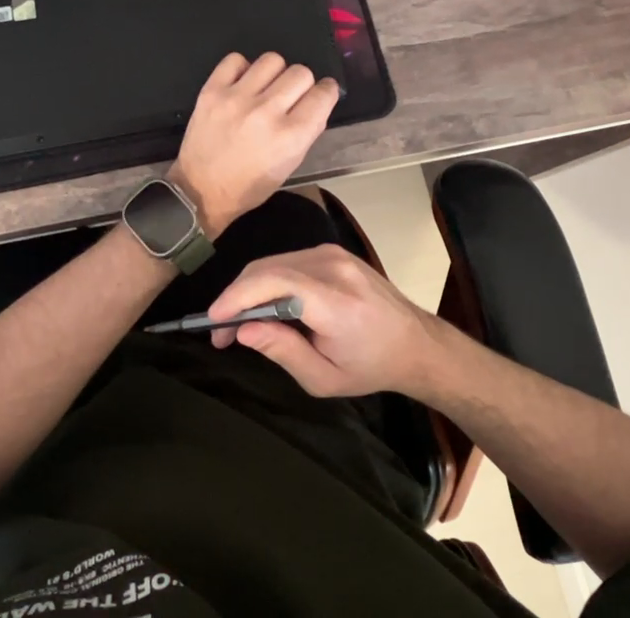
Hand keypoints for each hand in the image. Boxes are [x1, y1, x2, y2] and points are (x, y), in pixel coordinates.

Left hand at [168, 52, 340, 237]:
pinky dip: (243, 69)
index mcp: (291, 136)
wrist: (200, 189)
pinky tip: (242, 85)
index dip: (326, 91)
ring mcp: (237, 99)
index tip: (320, 94)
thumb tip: (315, 100)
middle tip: (290, 96)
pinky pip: (235, 59)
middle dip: (302, 83)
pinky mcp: (211, 91)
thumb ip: (306, 130)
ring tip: (265, 88)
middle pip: (300, 72)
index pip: (323, 94)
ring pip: (272, 60)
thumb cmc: (250, 185)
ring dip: (274, 73)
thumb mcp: (290, 165)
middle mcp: (266, 112)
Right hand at [205, 244, 445, 397]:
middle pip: (266, 269)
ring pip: (272, 262)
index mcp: (336, 303)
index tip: (213, 321)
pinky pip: (287, 261)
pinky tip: (263, 306)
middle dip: (235, 297)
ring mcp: (334, 255)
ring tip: (239, 323)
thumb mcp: (324, 378)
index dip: (237, 298)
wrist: (415, 343)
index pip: (274, 283)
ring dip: (248, 289)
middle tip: (221, 332)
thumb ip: (282, 352)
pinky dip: (266, 281)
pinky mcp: (333, 251)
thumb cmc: (370, 367)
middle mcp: (334, 269)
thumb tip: (242, 331)